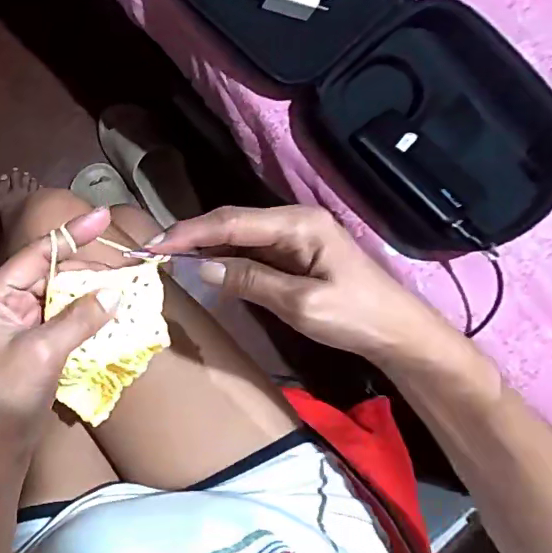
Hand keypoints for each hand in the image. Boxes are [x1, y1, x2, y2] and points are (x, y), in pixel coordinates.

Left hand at [0, 207, 120, 444]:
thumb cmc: (8, 396)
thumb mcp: (44, 353)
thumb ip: (79, 318)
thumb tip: (115, 292)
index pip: (36, 253)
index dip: (72, 234)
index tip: (104, 214)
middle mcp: (2, 302)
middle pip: (49, 270)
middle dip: (86, 267)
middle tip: (125, 266)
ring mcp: (16, 322)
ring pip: (58, 293)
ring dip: (88, 290)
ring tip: (123, 285)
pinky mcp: (30, 340)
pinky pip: (60, 315)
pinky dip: (83, 312)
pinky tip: (108, 310)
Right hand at [150, 205, 477, 377]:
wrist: (398, 332)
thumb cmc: (356, 316)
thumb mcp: (301, 303)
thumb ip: (251, 280)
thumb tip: (203, 267)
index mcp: (299, 224)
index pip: (232, 221)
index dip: (190, 231)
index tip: (155, 243)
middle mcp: (294, 220)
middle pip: (232, 221)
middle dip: (191, 234)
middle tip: (153, 250)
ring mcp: (294, 236)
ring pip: (238, 234)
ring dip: (204, 245)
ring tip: (168, 257)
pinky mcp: (293, 253)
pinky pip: (250, 249)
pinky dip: (223, 256)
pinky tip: (203, 265)